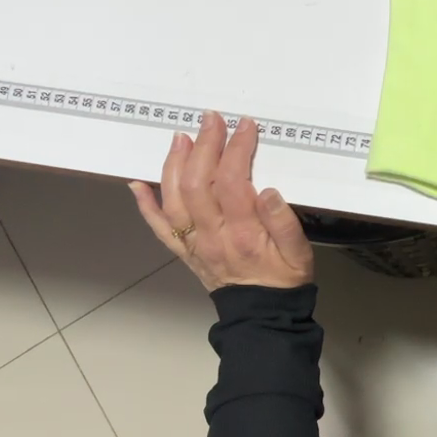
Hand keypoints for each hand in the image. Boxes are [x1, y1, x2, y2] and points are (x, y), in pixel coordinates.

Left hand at [129, 111, 315, 291]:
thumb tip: (267, 190)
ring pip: (173, 198)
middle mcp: (211, 235)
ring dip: (174, 164)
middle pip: (197, 182)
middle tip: (212, 120)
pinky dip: (145, 204)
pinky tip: (137, 184)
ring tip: (182, 138)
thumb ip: (283, 221)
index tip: (244, 126)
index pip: (232, 180)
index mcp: (243, 233)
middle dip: (204, 145)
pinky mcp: (184, 251)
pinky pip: (158, 227)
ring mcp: (193, 243)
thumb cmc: (284, 280)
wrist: (263, 317)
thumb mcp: (299, 253)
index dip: (236, 149)